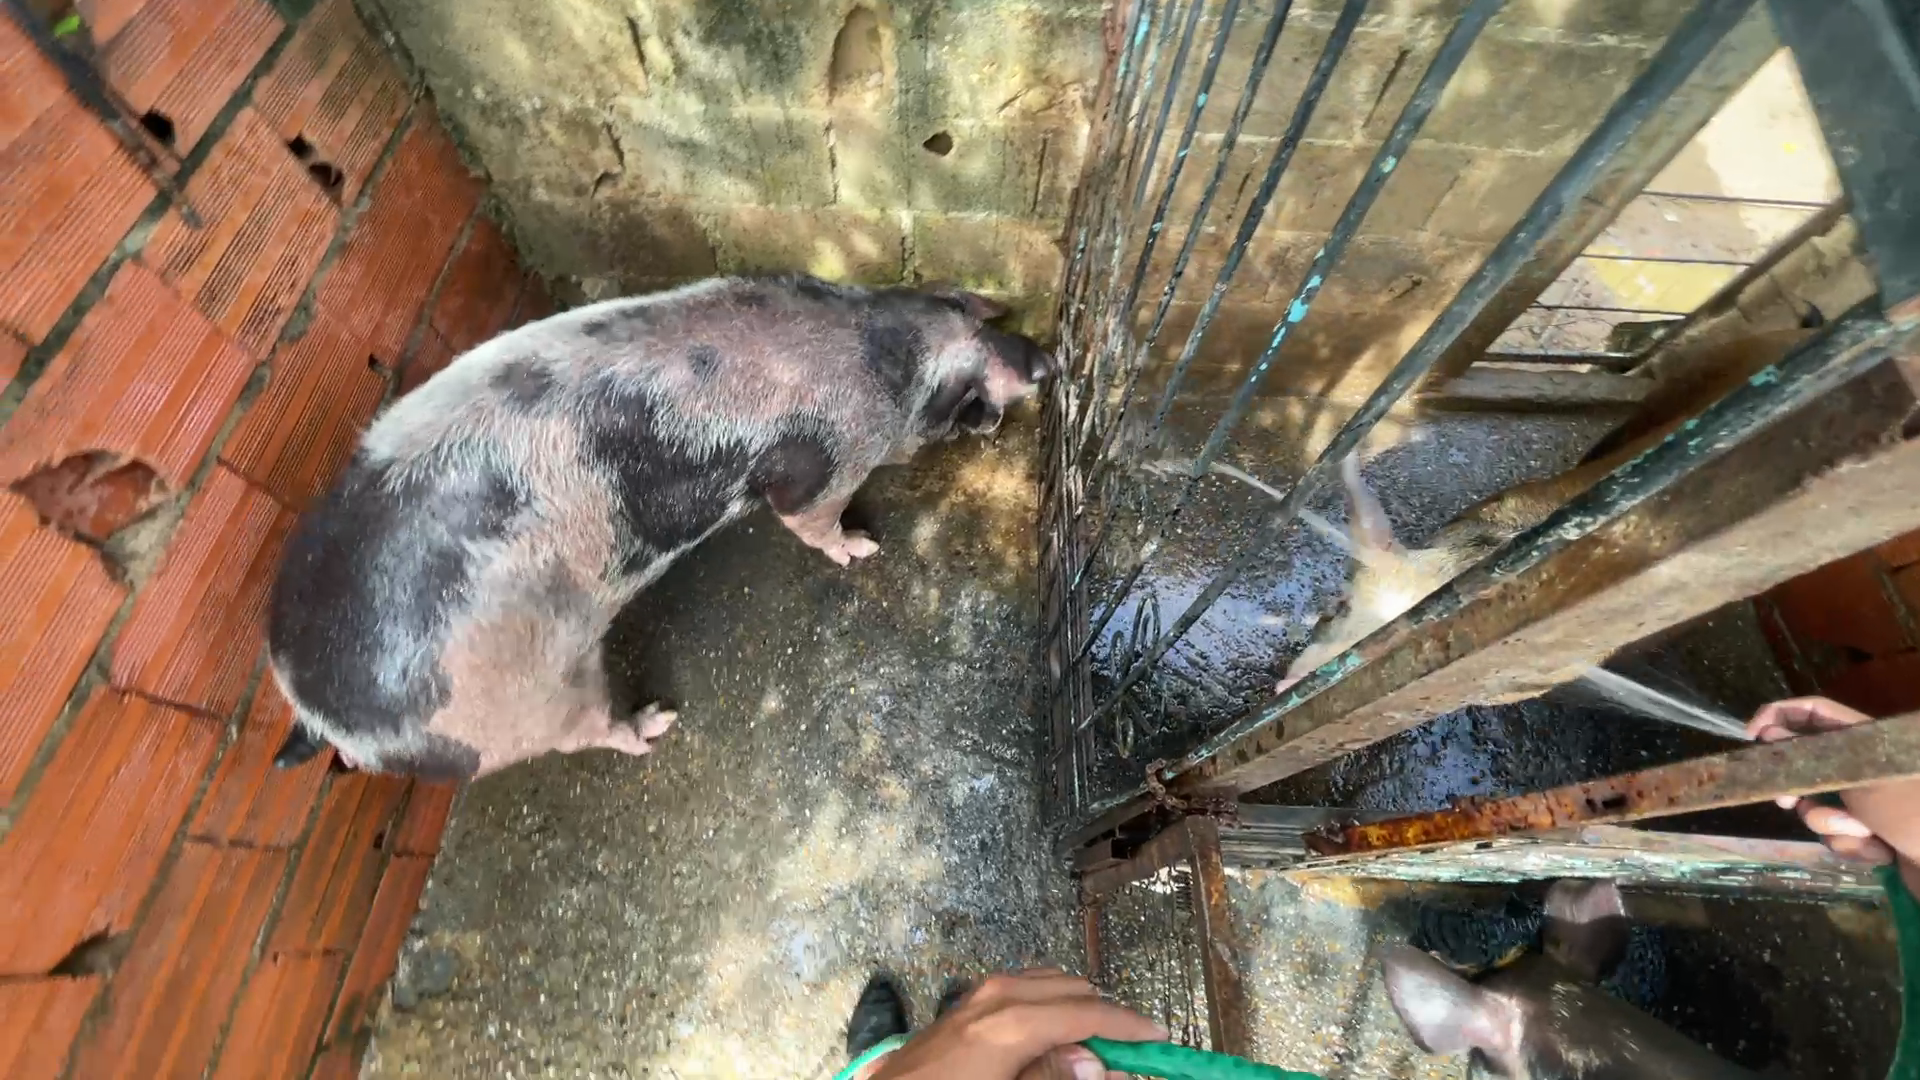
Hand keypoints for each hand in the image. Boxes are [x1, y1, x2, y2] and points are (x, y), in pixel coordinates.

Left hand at [863, 968, 1165, 1079]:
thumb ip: (1053, 1077)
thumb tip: (1100, 1065)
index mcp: (1013, 1020)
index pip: (1086, 1013)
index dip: (1127, 1026)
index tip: (1161, 1038)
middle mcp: (1003, 991)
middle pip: (1074, 990)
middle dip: (1107, 1017)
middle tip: (1136, 1051)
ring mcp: (987, 987)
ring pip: (1054, 980)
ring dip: (1082, 1005)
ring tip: (1102, 1043)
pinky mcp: (977, 993)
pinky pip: (1031, 982)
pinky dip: (1056, 998)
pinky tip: (1061, 1027)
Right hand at [1748, 697, 1919, 887]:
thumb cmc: (1914, 816)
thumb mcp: (1860, 781)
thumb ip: (1809, 753)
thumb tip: (1767, 733)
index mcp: (1871, 744)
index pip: (1813, 710)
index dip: (1775, 715)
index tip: (1751, 737)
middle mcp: (1865, 767)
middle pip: (1804, 761)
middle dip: (1796, 787)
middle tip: (1785, 801)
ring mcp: (1868, 799)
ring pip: (1815, 801)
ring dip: (1830, 822)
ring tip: (1861, 834)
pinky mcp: (1869, 829)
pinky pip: (1833, 829)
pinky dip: (1849, 842)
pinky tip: (1878, 850)